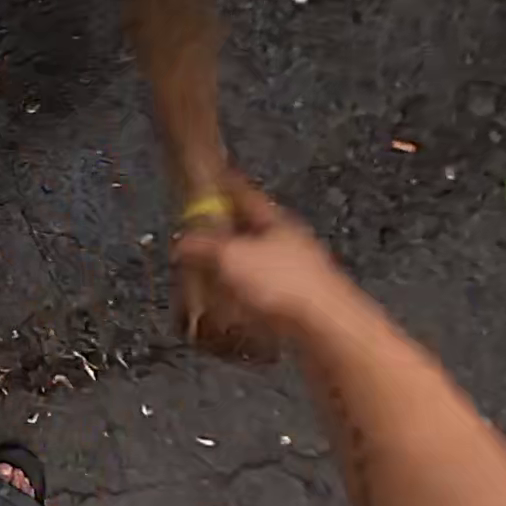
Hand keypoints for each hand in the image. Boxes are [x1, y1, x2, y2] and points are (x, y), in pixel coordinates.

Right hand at [173, 176, 361, 334]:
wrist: (325, 328)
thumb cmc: (281, 283)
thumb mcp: (226, 256)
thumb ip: (198, 245)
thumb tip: (180, 242)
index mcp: (276, 222)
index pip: (243, 195)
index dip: (224, 185)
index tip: (210, 177)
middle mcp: (288, 241)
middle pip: (246, 228)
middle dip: (220, 230)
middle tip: (194, 232)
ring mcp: (293, 269)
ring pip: (251, 258)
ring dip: (227, 263)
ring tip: (203, 271)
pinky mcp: (293, 297)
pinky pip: (256, 285)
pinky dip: (236, 287)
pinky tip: (223, 298)